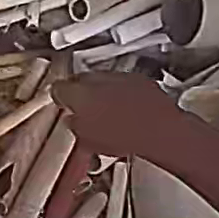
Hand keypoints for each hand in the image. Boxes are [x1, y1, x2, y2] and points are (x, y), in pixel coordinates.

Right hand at [51, 71, 207, 163]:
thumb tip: (74, 121)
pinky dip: (122, 92)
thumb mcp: (86, 140)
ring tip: (106, 111)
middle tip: (82, 108)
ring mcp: (119, 77)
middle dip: (80, 92)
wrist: (159, 132)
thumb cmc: (123, 136)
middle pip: (80, 80)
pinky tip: (126, 109)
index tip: (61, 102)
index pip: (58, 88)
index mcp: (77, 93)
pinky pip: (124, 83)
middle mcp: (96, 79)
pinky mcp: (140, 80)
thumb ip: (74, 124)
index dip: (58, 97)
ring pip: (103, 80)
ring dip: (101, 91)